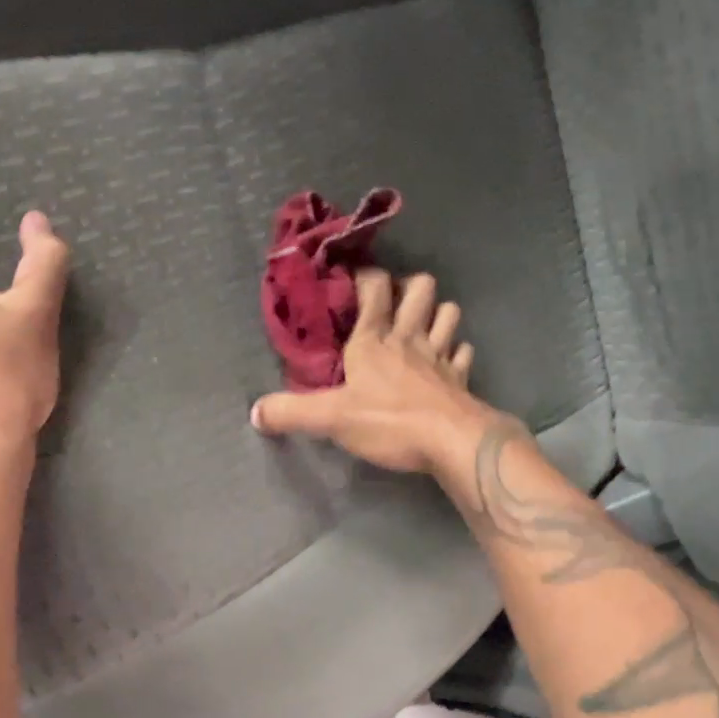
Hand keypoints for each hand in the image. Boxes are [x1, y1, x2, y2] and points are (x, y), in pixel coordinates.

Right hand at [250, 269, 503, 473]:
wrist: (452, 442)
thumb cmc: (389, 422)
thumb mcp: (330, 419)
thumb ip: (291, 413)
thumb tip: (255, 412)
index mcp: (374, 340)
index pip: (374, 288)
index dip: (364, 275)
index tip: (351, 277)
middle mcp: (409, 338)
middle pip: (420, 288)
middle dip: (407, 286)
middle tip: (392, 302)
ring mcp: (441, 356)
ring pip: (448, 313)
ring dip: (436, 313)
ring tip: (421, 325)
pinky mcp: (460, 379)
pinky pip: (463, 353)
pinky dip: (456, 352)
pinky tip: (446, 361)